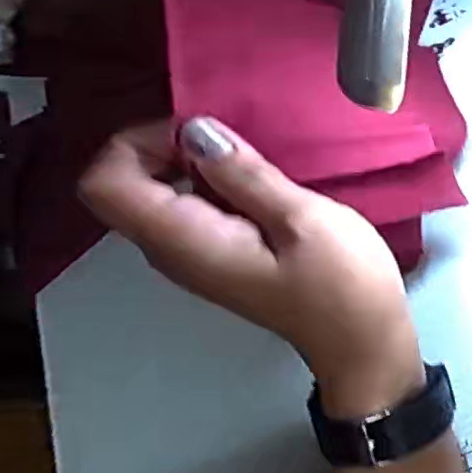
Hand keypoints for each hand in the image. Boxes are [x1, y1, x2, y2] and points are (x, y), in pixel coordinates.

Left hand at [78, 117, 422, 418]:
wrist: (365, 341)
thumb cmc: (344, 283)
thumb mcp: (307, 220)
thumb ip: (248, 176)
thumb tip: (197, 132)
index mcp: (185, 239)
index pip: (106, 180)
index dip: (139, 142)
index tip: (206, 131)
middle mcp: (173, 251)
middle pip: (129, 188)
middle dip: (171, 150)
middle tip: (241, 140)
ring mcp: (198, 261)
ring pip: (164, 200)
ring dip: (200, 170)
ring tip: (262, 161)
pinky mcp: (225, 263)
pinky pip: (196, 215)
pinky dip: (219, 191)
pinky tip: (269, 191)